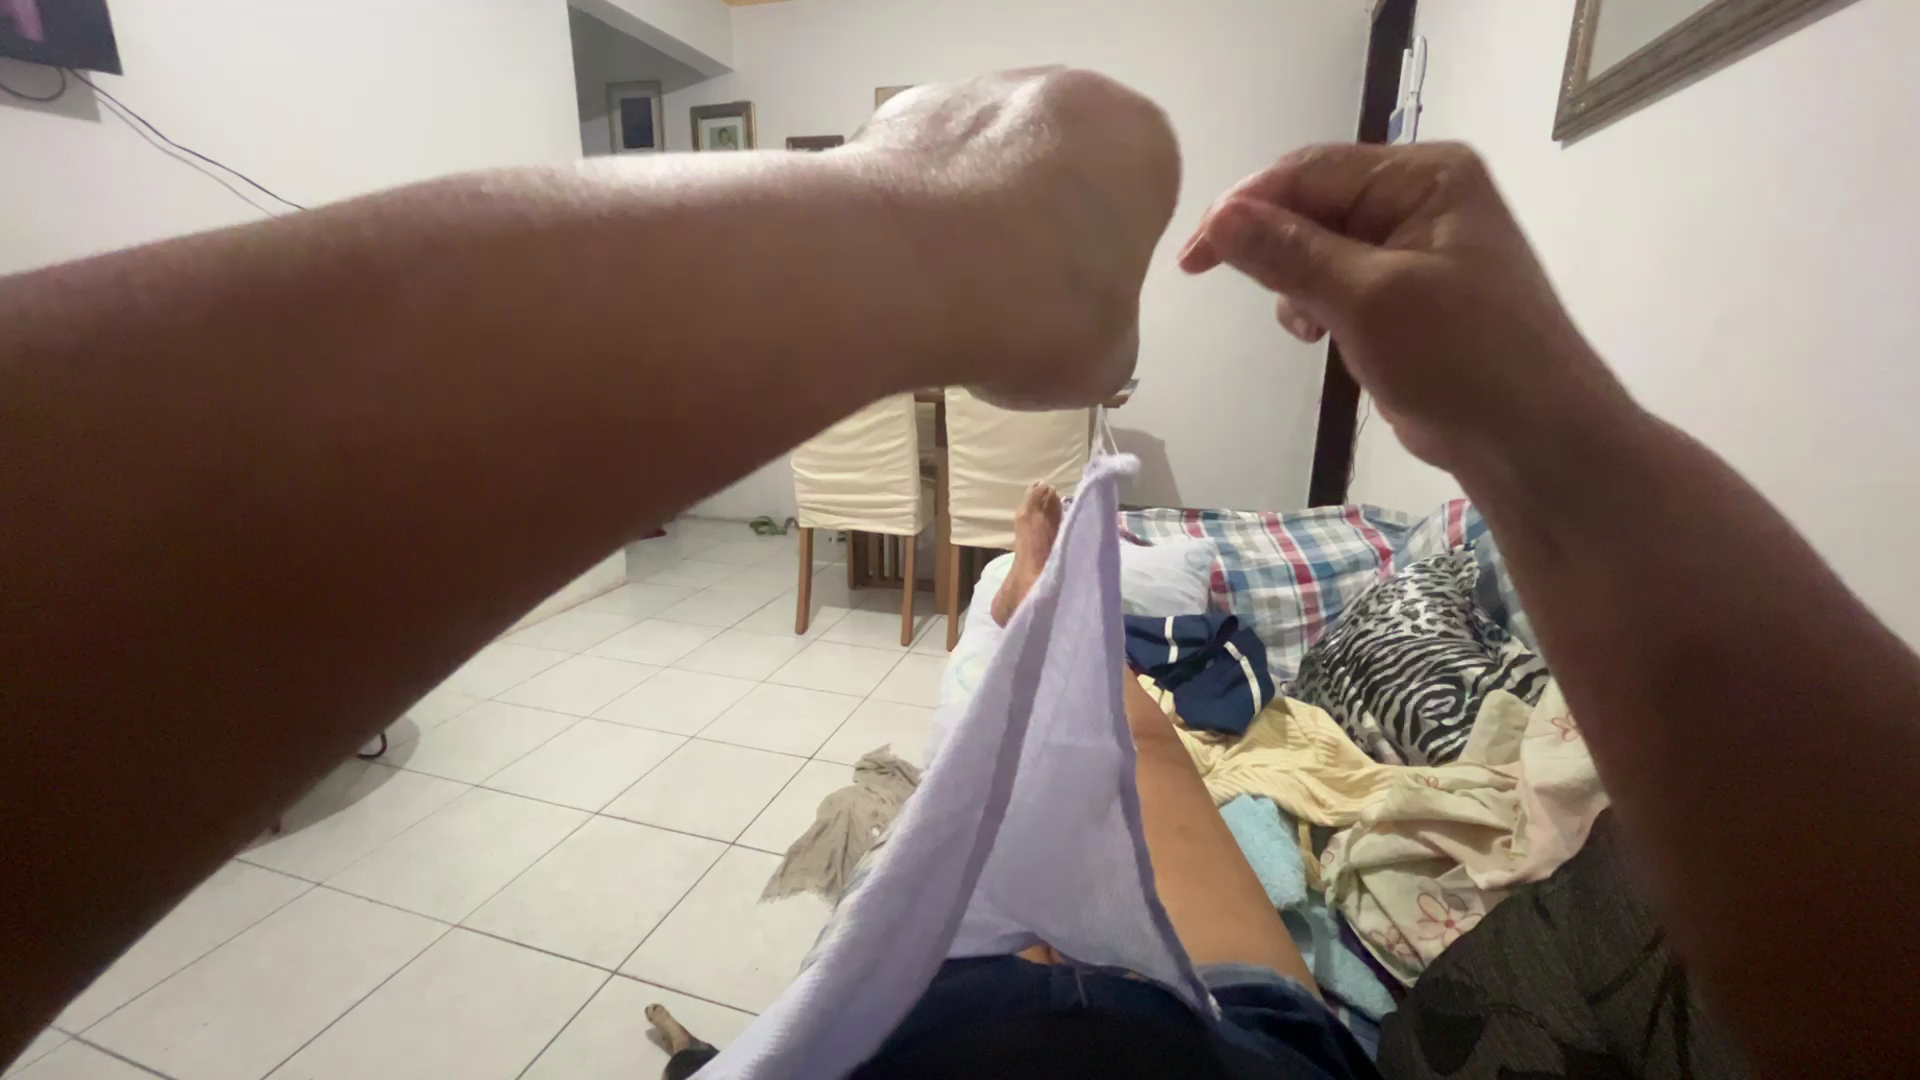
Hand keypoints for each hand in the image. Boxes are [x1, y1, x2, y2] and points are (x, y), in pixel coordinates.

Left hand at [848, 68, 1180, 408]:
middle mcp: (1064, 91)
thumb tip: (1077, 328)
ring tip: (950, 288)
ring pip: (988, 164)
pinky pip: (926, 169)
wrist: (917, 279)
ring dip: (977, 215)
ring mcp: (976, 93)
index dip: (1102, 260)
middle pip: (1059, 170)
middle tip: (1011, 296)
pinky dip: (921, 209)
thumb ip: (1107, 327)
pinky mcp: (900, 111)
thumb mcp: (1108, 359)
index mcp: (1138, 143)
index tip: (1071, 304)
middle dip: (1039, 227)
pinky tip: (908, 262)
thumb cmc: (1041, 318)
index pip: (1135, 199)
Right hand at [1179, 143, 1634, 472]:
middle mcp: (1414, 199)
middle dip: (1269, 249)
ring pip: (1311, 248)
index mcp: (1421, 176)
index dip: (1241, 208)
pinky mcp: (1396, 293)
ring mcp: (1407, 247)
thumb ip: (1289, 253)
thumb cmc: (1458, 357)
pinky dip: (1310, 306)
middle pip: (1308, 206)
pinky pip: (1329, 282)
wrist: (1524, 436)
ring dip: (1291, 284)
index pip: (1308, 172)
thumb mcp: (1366, 299)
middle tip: (1233, 289)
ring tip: (1308, 327)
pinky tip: (1318, 336)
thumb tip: (1217, 218)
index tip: (1191, 261)